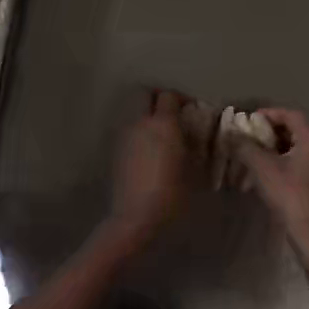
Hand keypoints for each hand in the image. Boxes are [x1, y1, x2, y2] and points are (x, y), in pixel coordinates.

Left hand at [105, 89, 196, 244]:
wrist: (135, 215)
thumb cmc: (170, 194)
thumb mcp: (192, 170)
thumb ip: (193, 146)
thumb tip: (193, 135)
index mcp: (163, 125)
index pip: (169, 96)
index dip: (182, 99)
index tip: (192, 110)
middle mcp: (140, 123)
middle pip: (143, 93)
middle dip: (157, 97)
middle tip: (171, 112)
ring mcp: (124, 135)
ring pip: (132, 110)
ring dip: (145, 113)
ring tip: (159, 131)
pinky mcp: (115, 149)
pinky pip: (127, 128)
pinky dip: (137, 130)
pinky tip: (147, 148)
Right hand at [236, 109, 308, 257]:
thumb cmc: (290, 195)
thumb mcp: (263, 169)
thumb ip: (246, 147)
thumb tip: (230, 133)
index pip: (290, 115)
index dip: (268, 114)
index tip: (248, 120)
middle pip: (294, 130)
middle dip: (269, 132)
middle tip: (247, 137)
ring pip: (296, 147)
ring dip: (274, 148)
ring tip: (252, 155)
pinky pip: (300, 161)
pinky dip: (282, 160)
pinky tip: (265, 172)